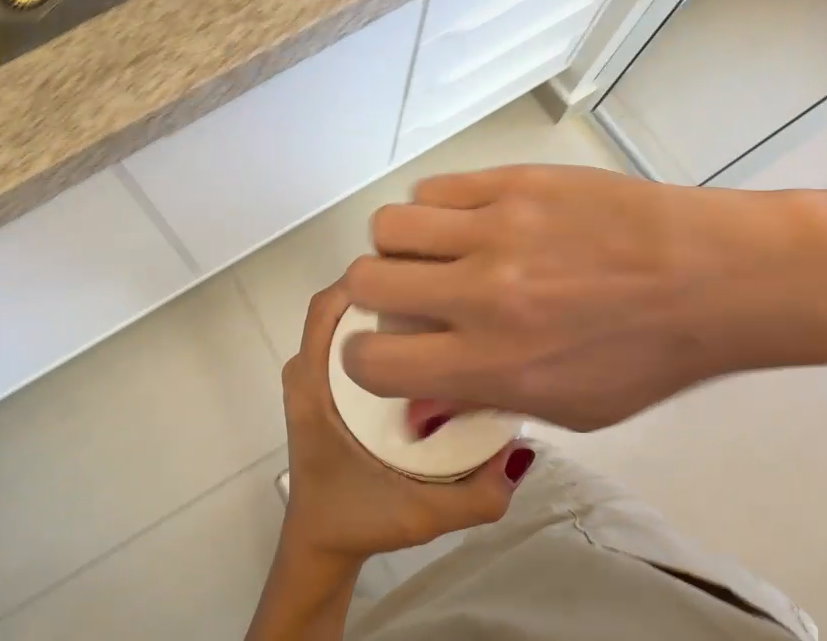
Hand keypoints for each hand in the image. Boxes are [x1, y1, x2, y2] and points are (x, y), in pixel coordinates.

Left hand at [278, 283, 535, 563]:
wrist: (322, 546)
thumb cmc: (360, 520)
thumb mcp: (424, 515)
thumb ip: (478, 493)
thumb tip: (522, 448)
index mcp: (312, 386)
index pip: (330, 307)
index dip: (370, 283)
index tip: (423, 280)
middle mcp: (304, 372)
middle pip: (340, 307)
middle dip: (386, 294)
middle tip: (440, 297)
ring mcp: (309, 377)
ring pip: (342, 321)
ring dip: (383, 313)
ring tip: (436, 316)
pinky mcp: (318, 386)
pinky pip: (342, 340)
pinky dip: (376, 333)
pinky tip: (419, 345)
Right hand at [340, 165, 826, 431]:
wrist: (716, 275)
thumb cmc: (650, 355)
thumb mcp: (571, 408)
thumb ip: (481, 402)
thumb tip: (414, 407)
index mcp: (494, 364)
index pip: (373, 359)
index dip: (363, 357)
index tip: (384, 348)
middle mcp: (481, 295)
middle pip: (365, 281)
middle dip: (376, 295)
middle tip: (411, 295)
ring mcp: (494, 230)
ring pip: (390, 226)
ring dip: (403, 245)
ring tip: (439, 251)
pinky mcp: (512, 181)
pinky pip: (435, 188)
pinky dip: (439, 209)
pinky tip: (472, 222)